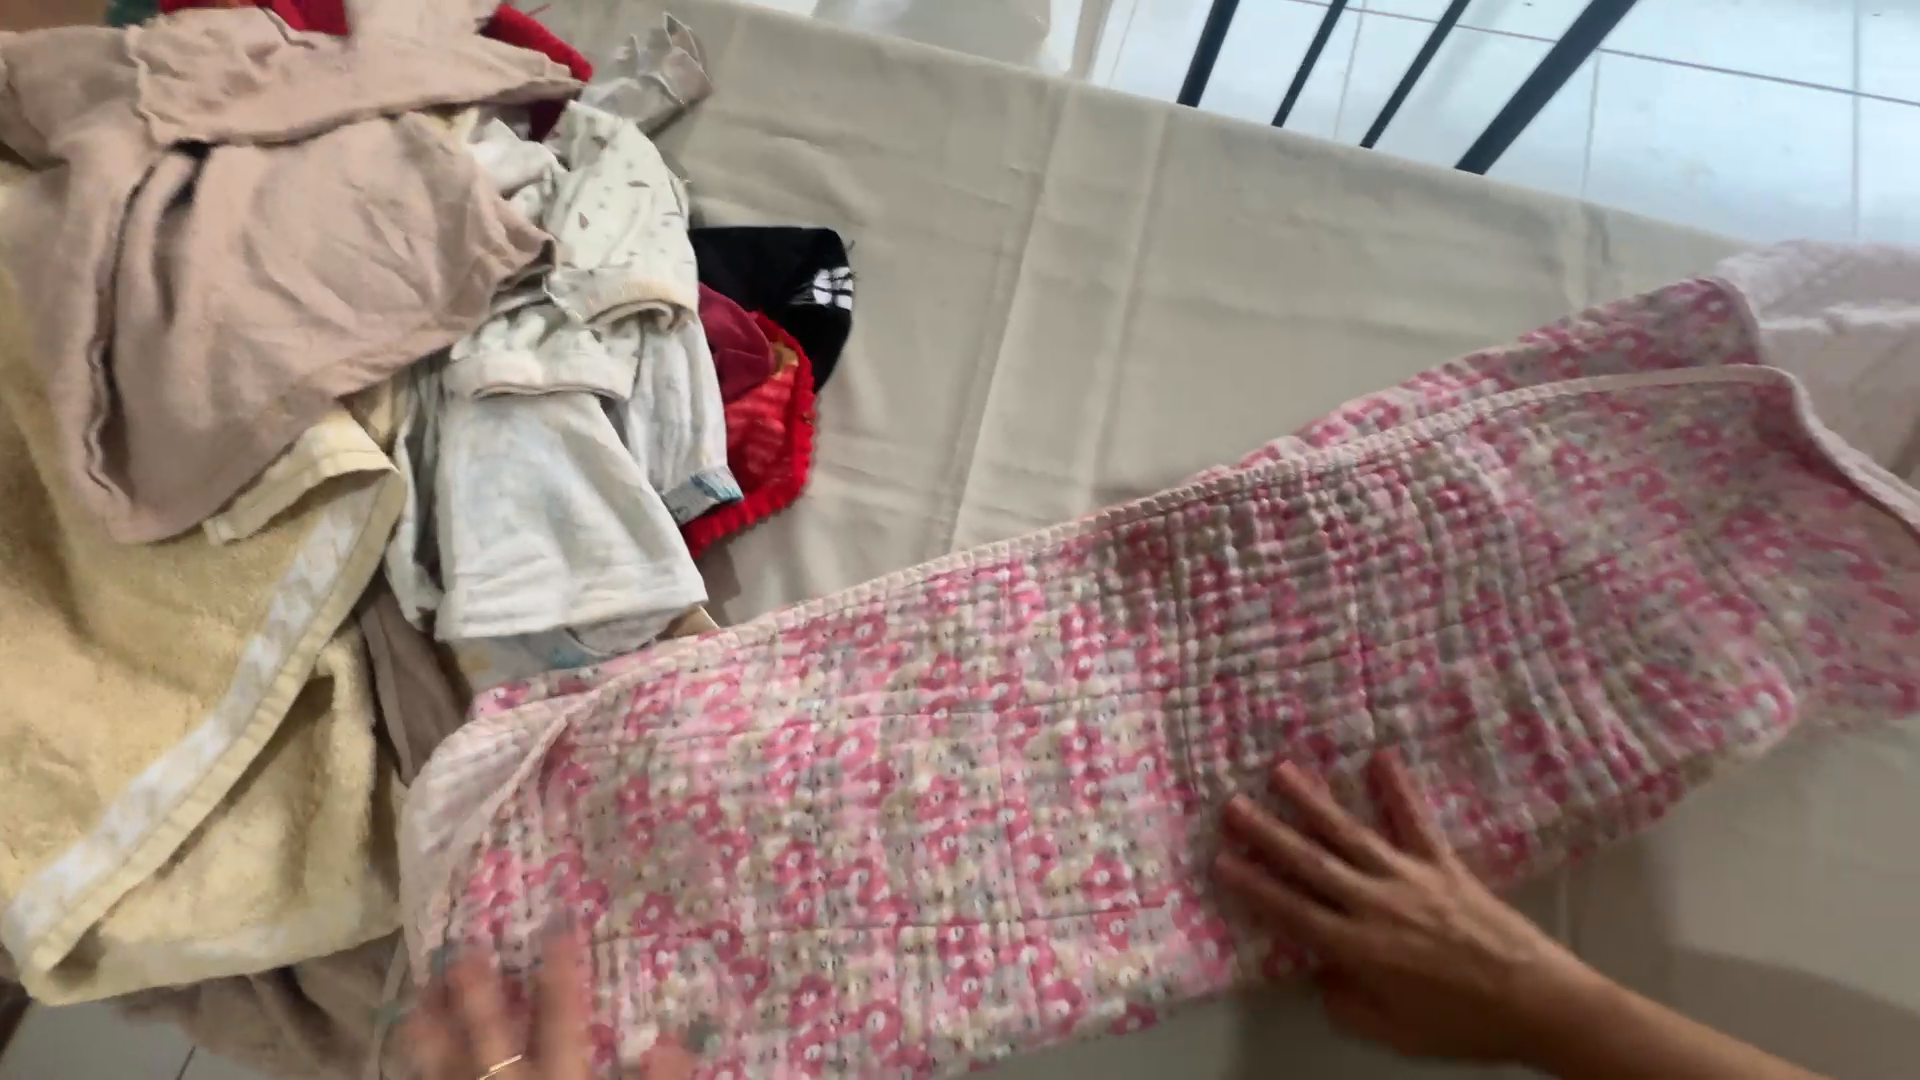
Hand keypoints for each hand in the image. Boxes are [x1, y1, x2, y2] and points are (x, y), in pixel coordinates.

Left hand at [405, 932, 693, 1079]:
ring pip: (445, 1073)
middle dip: (475, 995)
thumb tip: (672, 1040)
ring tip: (414, 1000)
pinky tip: (407, 1066)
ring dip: (428, 1038)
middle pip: (489, 1041)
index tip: (557, 924)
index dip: (560, 971)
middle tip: (459, 951)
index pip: (562, 1019)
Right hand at [1212, 750, 1608, 1065]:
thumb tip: (1315, 976)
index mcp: (1360, 949)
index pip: (1293, 913)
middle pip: (1311, 864)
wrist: (1543, 1006)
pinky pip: (1414, 822)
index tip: (1220, 860)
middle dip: (1268, 833)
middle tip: (1233, 803)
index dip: (1254, 886)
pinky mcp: (1441, 864)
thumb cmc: (1464, 1024)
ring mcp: (1408, 878)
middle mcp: (1375, 905)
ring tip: (1281, 770)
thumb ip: (1349, 1007)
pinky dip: (1398, 788)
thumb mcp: (1398, 1036)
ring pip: (1349, 834)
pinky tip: (1380, 755)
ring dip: (1312, 801)